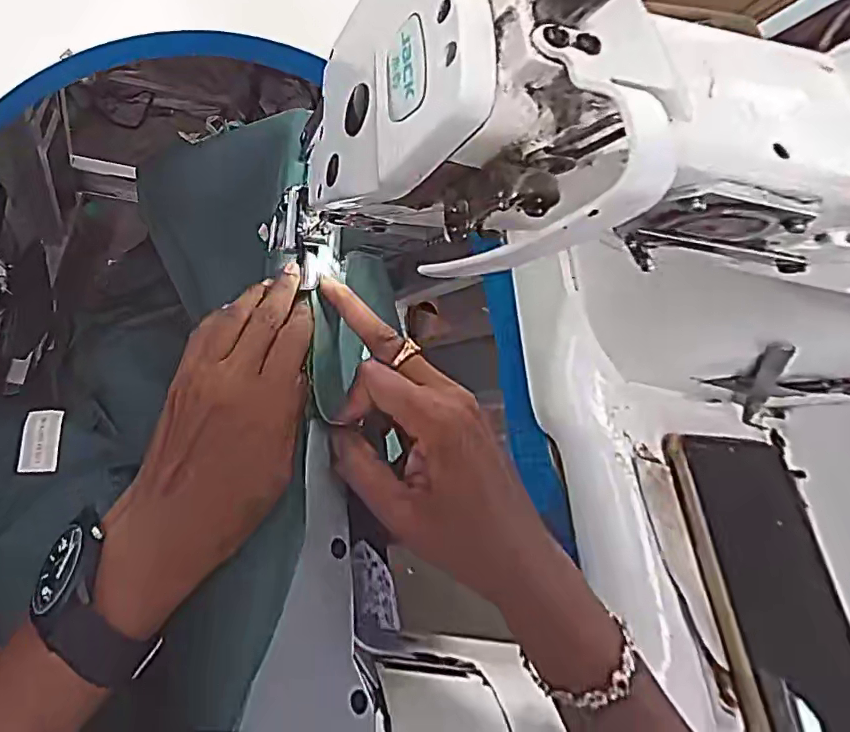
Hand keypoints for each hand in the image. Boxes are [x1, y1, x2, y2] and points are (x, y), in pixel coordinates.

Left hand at [93, 265, 312, 639]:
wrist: (169, 518)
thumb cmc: (233, 503)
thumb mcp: (281, 463)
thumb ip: (292, 411)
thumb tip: (301, 372)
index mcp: (265, 401)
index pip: (292, 340)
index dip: (306, 316)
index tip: (315, 302)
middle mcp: (232, 377)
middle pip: (263, 319)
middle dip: (283, 292)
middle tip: (296, 274)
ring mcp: (202, 372)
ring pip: (231, 317)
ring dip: (253, 295)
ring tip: (270, 281)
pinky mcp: (181, 375)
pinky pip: (204, 331)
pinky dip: (223, 313)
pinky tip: (233, 307)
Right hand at [318, 275, 562, 613]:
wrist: (518, 558)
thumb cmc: (469, 541)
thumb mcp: (397, 510)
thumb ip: (356, 463)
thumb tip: (335, 432)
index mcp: (438, 418)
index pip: (375, 375)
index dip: (348, 399)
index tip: (342, 430)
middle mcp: (452, 398)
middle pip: (393, 347)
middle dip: (357, 320)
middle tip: (331, 292)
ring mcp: (461, 402)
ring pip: (405, 364)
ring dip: (376, 380)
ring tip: (359, 417)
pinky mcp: (462, 412)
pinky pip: (419, 386)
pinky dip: (394, 397)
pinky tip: (385, 432)